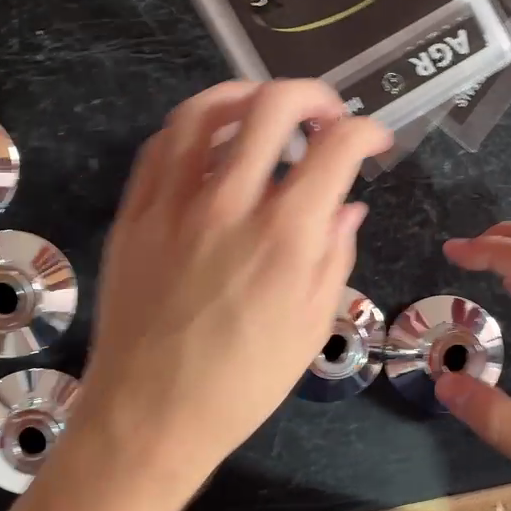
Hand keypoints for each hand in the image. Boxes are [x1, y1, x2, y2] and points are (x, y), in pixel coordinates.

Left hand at [71, 80, 389, 497]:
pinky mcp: (134, 213)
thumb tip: (349, 204)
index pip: (337, 147)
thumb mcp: (312, 326)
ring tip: (267, 111)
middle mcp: (231, 204)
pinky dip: (194, 126)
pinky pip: (162, 144)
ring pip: (206, 109)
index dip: (367, 132)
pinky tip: (212, 141)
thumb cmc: (244, 382)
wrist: (152, 414)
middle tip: (328, 116)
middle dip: (314, 95)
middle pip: (273, 106)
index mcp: (287, 237)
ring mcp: (174, 203)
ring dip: (248, 95)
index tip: (376, 142)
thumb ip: (335, 254)